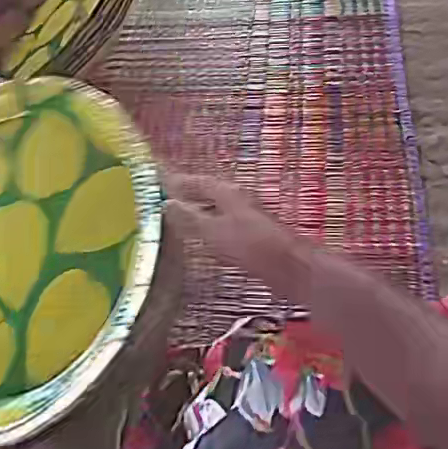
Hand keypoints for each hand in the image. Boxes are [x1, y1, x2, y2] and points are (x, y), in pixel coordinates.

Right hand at [165, 174, 311, 301]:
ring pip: (217, 209)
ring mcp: (247, 216)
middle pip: (209, 193)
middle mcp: (239, 200)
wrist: (288, 266)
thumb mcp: (214, 232)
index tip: (159, 182)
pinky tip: (204, 240)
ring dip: (199, 212)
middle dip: (188, 195)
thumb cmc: (251, 245)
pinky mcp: (253, 235)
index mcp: (228, 193)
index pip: (199, 182)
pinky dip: (210, 227)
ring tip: (178, 220)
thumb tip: (167, 204)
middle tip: (164, 201)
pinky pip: (224, 225)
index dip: (179, 182)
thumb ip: (190, 218)